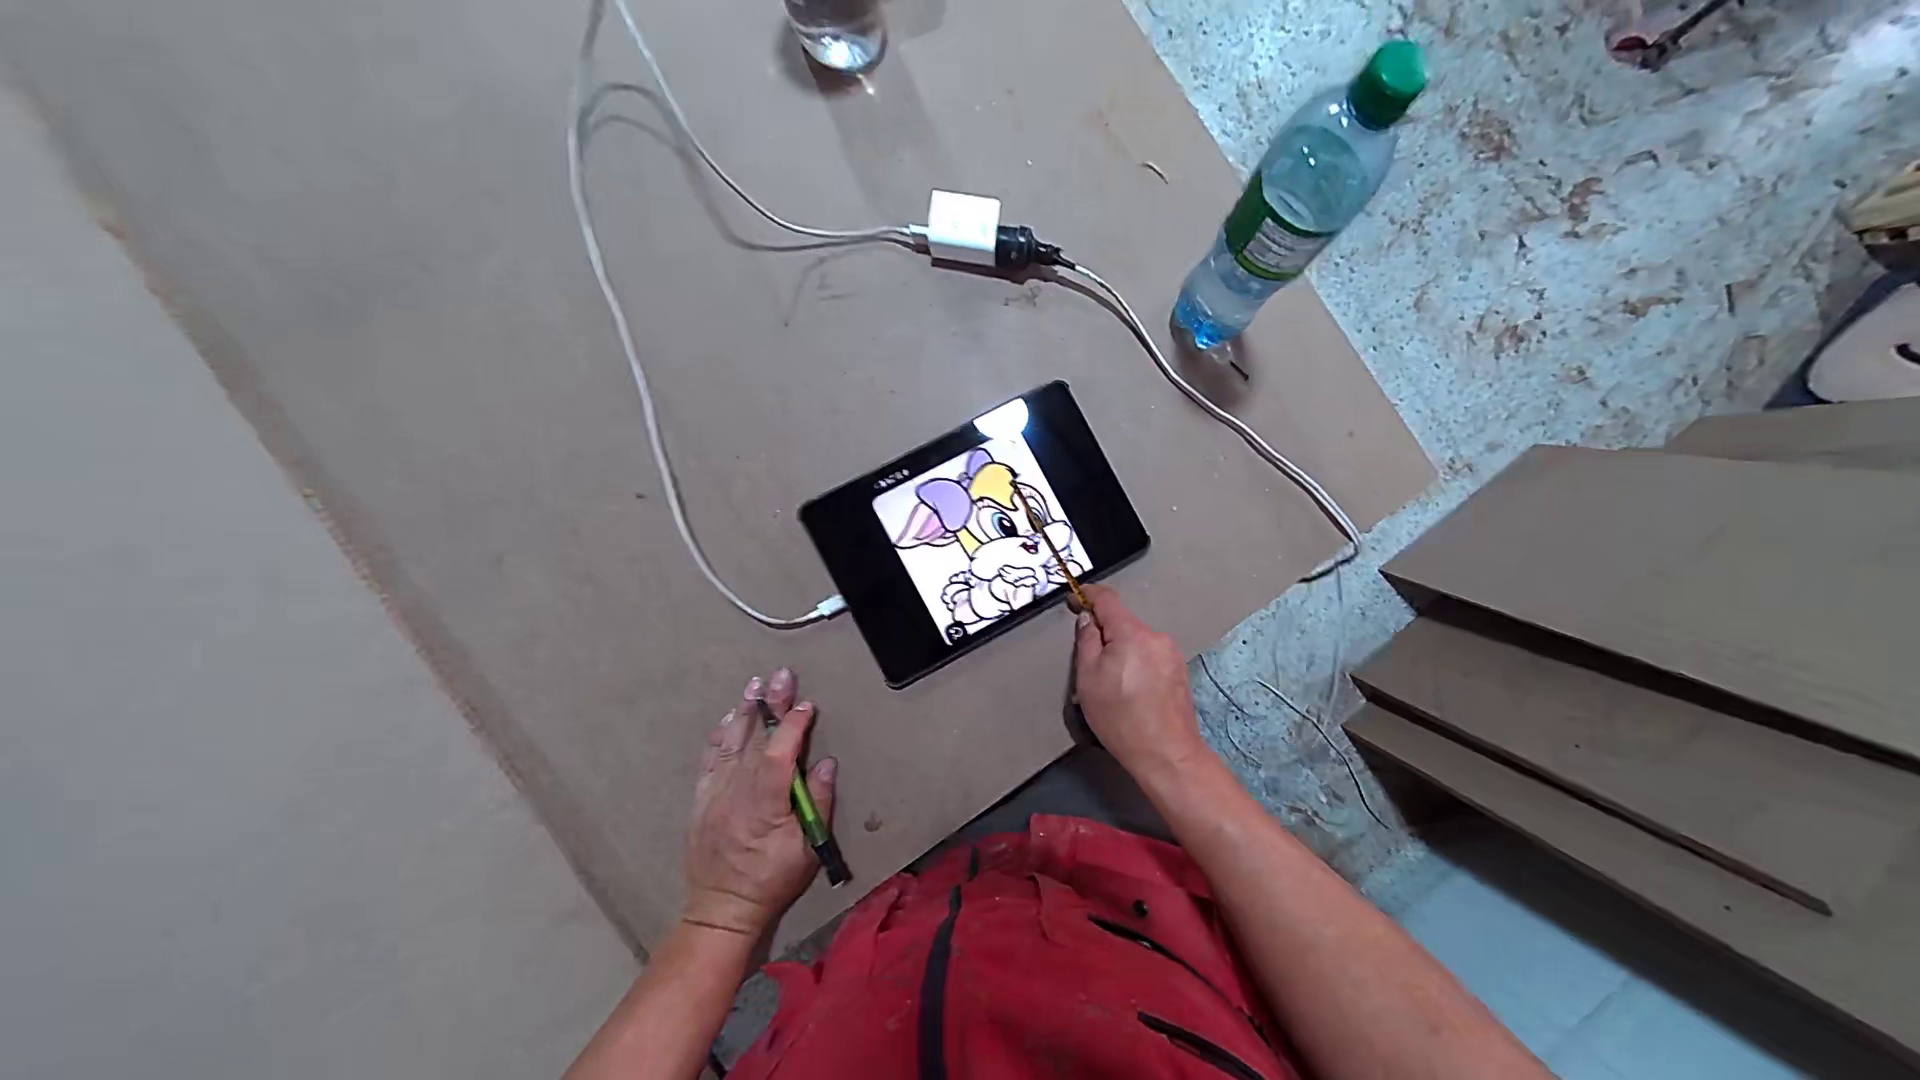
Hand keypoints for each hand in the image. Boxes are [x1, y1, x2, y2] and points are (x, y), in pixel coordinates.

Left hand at [683, 668, 836, 936]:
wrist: (720, 909)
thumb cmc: (771, 881)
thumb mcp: (806, 851)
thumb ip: (817, 804)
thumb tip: (825, 763)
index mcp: (764, 808)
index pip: (778, 756)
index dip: (793, 727)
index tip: (807, 706)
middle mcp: (735, 795)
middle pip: (755, 741)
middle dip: (770, 705)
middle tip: (780, 675)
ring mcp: (714, 795)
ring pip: (730, 745)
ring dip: (744, 712)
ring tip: (754, 684)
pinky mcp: (701, 800)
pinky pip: (710, 761)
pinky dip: (719, 737)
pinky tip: (727, 718)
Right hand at [1072, 586, 1210, 785]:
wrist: (1165, 753)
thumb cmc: (1122, 719)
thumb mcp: (1087, 678)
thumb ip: (1086, 640)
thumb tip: (1087, 620)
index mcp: (1132, 634)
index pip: (1107, 599)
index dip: (1088, 595)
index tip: (1076, 599)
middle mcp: (1156, 637)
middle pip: (1122, 622)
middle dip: (1104, 635)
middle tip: (1091, 664)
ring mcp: (1171, 654)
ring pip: (1136, 640)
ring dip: (1121, 652)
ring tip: (1112, 686)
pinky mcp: (1178, 670)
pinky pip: (1149, 656)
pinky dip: (1135, 665)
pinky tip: (1130, 692)